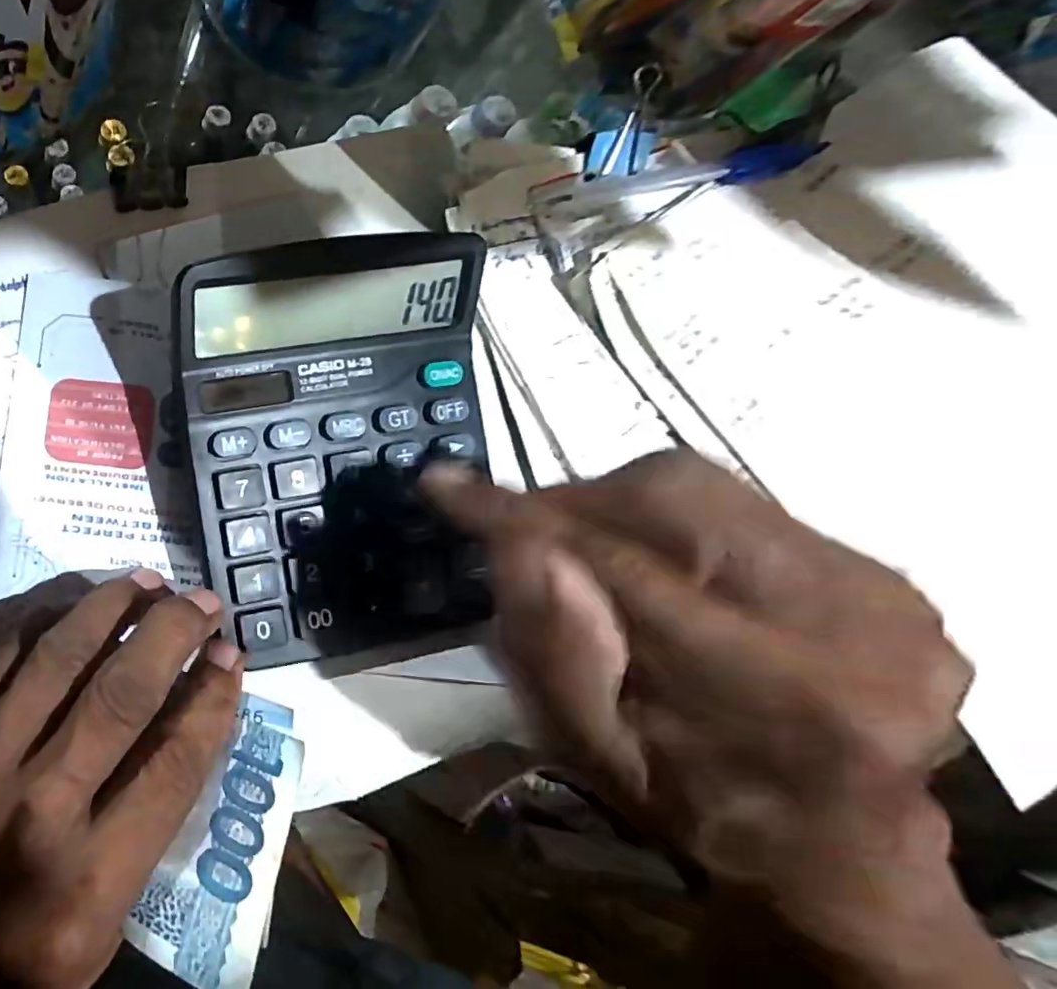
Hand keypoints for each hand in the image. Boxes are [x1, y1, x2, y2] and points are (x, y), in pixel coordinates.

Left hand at [0, 571, 244, 987]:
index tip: (231, 658)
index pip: (171, 767)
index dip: (211, 701)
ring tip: (144, 580)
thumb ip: (137, 842)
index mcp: (86, 885)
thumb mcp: (89, 936)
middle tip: (200, 602)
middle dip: (170, 636)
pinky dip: (38, 622)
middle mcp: (34, 811)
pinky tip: (67, 604)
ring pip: (57, 659)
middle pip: (121, 696)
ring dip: (108, 609)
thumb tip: (178, 737)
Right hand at [421, 453, 1009, 986]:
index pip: (620, 558)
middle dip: (576, 501)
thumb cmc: (685, 805)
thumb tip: (514, 541)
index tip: (443, 483)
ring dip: (619, 507)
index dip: (523, 514)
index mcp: (774, 686)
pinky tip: (655, 567)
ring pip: (704, 486)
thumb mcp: (588, 742)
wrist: (833, 846)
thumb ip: (550, 644)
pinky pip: (740, 506)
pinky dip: (670, 521)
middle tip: (524, 533)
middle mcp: (849, 620)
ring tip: (586, 554)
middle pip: (672, 493)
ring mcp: (882, 592)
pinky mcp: (886, 578)